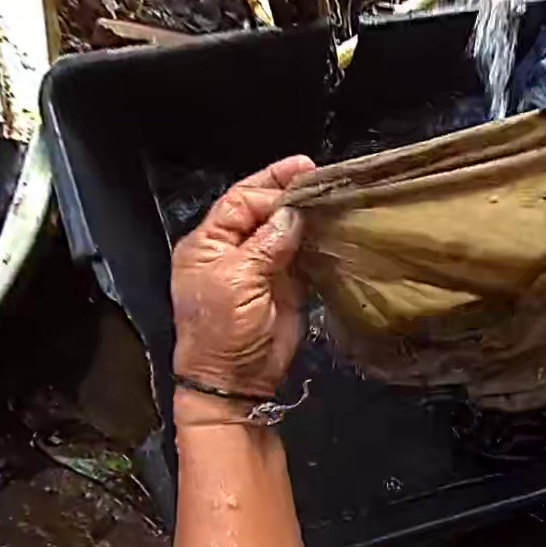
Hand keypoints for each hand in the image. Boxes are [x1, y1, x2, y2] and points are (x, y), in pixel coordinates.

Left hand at [170, 155, 316, 423]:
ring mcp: (264, 267)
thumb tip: (292, 214)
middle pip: (265, 211)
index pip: (241, 201)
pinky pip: (304, 257)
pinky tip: (334, 230)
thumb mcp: (236, 281)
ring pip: (287, 232)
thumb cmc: (223, 329)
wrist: (238, 376)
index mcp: (211, 242)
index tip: (303, 170)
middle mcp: (237, 249)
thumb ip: (265, 245)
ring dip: (308, 216)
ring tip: (334, 199)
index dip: (271, 184)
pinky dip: (318, 243)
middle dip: (290, 194)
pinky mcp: (288, 286)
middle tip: (323, 178)